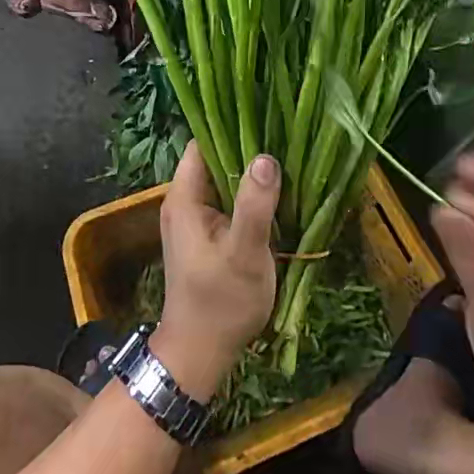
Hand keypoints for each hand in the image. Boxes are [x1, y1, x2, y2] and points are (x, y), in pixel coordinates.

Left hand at [154, 143, 280, 396]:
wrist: (201, 352)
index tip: (266, 121)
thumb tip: (266, 157)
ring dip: (251, 176)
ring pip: (223, 182)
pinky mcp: (207, 235)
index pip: (202, 144)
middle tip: (287, 142)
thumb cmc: (221, 302)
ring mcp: (195, 219)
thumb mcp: (244, 252)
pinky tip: (277, 197)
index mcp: (184, 197)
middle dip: (247, 151)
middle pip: (214, 160)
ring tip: (289, 163)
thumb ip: (255, 205)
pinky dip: (249, 197)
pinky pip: (227, 203)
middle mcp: (184, 201)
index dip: (230, 128)